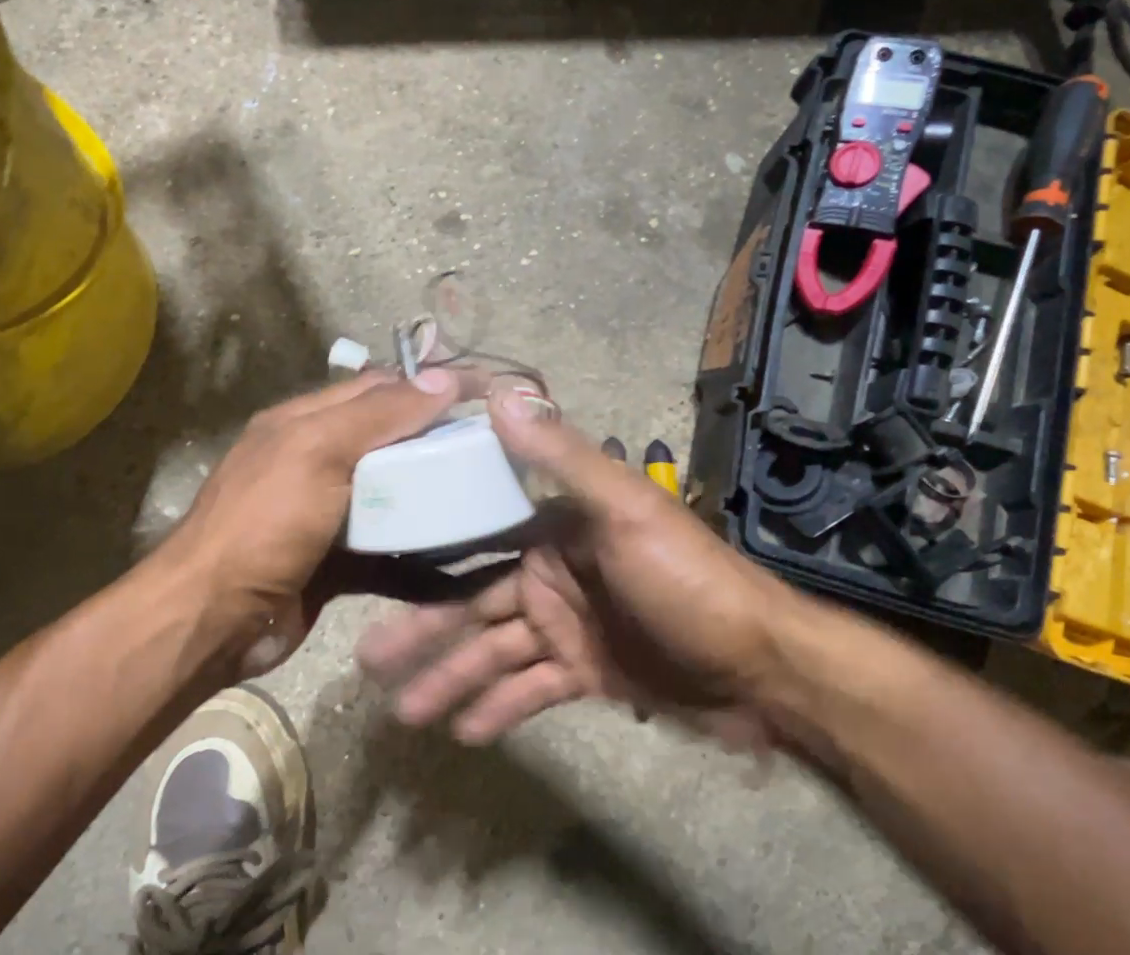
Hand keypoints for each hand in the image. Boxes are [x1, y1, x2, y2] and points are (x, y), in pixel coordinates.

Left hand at [154, 368, 485, 676]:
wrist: (213, 618)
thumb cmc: (264, 524)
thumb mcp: (317, 452)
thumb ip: (378, 415)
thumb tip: (442, 377)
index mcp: (302, 424)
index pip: (376, 390)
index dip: (429, 388)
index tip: (487, 395)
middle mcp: (313, 463)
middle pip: (387, 444)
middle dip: (437, 446)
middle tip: (496, 455)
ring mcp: (324, 517)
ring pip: (390, 499)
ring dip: (433, 502)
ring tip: (488, 503)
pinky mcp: (335, 565)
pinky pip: (386, 552)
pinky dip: (419, 557)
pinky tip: (460, 562)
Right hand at [356, 387, 805, 747]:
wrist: (761, 665)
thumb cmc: (687, 580)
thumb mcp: (624, 511)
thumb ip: (561, 458)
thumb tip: (503, 394)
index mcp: (556, 529)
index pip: (476, 538)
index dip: (425, 557)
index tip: (375, 571)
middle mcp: (552, 574)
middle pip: (473, 606)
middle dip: (423, 635)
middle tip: (368, 663)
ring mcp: (567, 627)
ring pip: (495, 654)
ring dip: (451, 681)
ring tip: (405, 714)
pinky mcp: (585, 673)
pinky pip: (531, 690)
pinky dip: (499, 709)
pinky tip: (464, 734)